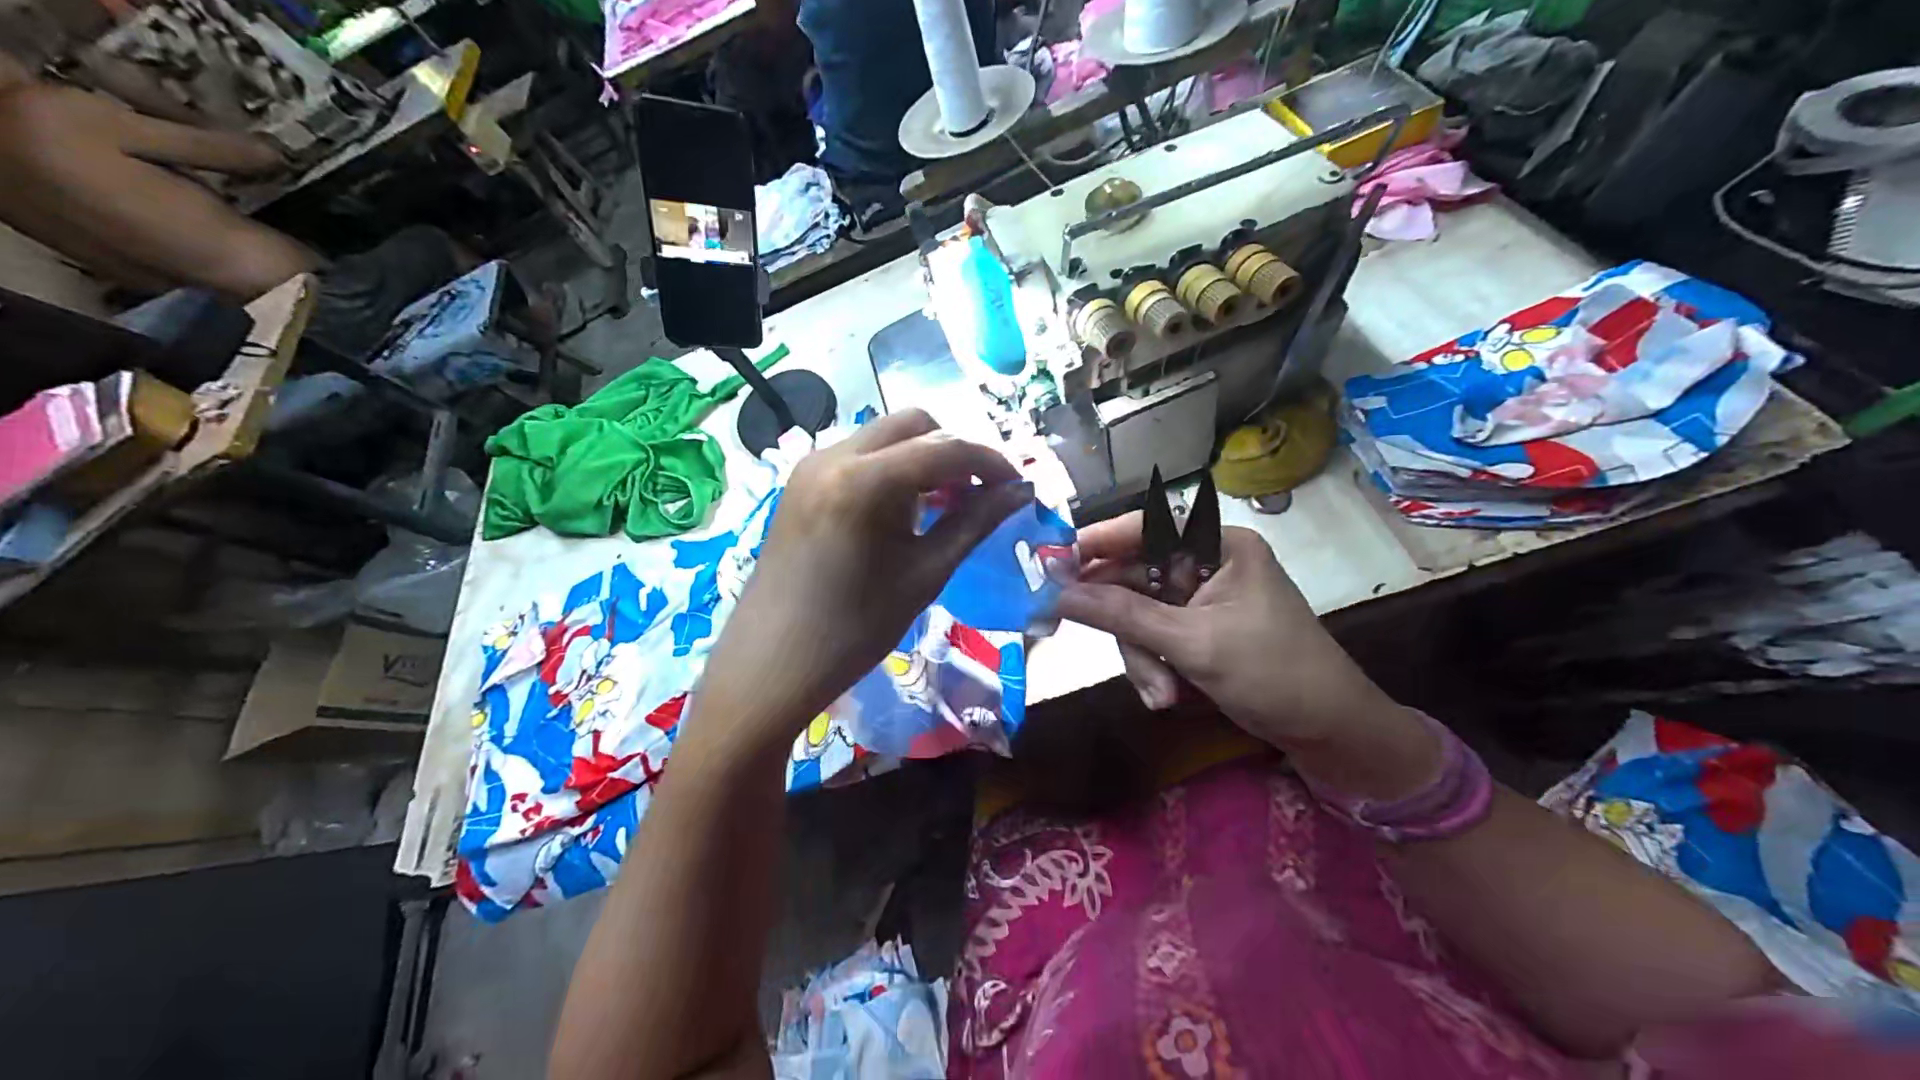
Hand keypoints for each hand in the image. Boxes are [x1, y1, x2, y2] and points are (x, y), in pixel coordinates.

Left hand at [694, 410, 1031, 748]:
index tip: (1018, 488)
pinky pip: (859, 457)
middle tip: (978, 496)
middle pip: (913, 425)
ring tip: (944, 505)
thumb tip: (1020, 493)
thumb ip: (974, 524)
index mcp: (863, 481)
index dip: (990, 464)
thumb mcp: (924, 574)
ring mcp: (811, 465)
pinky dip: (891, 470)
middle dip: (954, 453)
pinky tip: (903, 510)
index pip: (944, 449)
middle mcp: (832, 455)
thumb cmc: (854, 631)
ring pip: (884, 437)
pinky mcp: (800, 482)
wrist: (772, 665)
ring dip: (922, 459)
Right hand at [1057, 514, 1397, 747]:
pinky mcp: (1195, 627)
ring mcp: (1198, 597)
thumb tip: (1056, 593)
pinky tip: (1167, 695)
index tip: (1051, 566)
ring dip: (1141, 657)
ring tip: (1161, 695)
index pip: (1141, 527)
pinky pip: (1151, 636)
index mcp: (1216, 545)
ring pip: (1136, 614)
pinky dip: (1153, 666)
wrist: (1329, 731)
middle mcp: (1203, 562)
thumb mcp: (1193, 643)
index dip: (1094, 543)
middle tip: (1117, 658)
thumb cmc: (1274, 673)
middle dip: (1126, 628)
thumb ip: (1121, 615)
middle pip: (1132, 579)